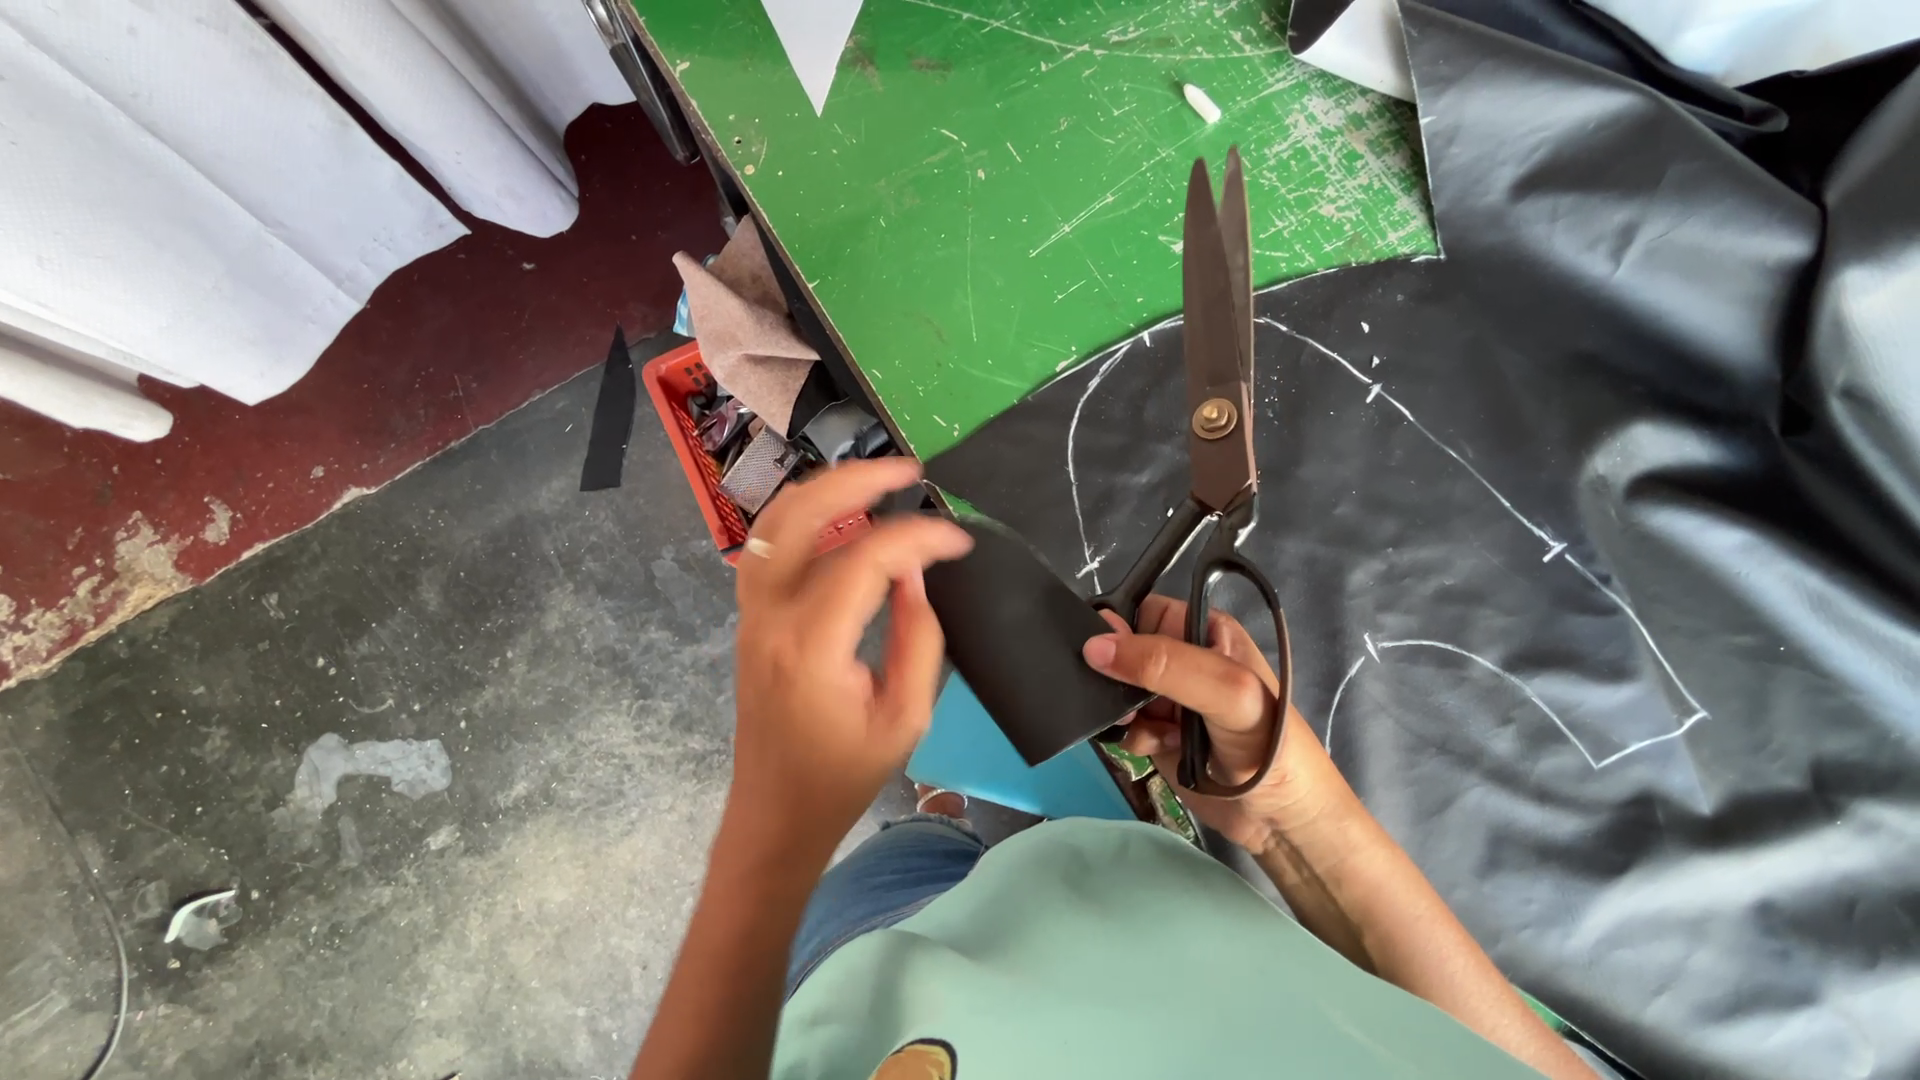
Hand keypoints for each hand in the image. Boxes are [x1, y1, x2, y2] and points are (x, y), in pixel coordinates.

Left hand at [727, 459, 973, 860]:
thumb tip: (913, 570)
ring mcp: (751, 614)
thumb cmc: (843, 777)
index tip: (959, 540)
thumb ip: (918, 635)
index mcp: (812, 645)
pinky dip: (803, 518)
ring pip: (775, 523)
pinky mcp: (750, 620)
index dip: (918, 538)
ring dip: (824, 490)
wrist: (774, 815)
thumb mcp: (905, 716)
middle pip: (802, 516)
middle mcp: (770, 616)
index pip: (867, 559)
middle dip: (857, 481)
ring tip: (874, 480)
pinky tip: (839, 515)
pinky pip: (769, 548)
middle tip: (909, 471)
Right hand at [1082, 596, 1350, 854]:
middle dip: (1114, 674)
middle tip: (1123, 697)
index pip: (1145, 612)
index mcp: (1206, 631)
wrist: (1281, 819)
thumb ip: (1163, 664)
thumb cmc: (1267, 745)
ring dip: (1120, 708)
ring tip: (1140, 724)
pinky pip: (1124, 724)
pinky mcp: (1159, 734)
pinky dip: (1130, 735)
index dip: (1121, 629)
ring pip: (1118, 689)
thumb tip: (1094, 648)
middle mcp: (1186, 659)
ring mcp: (1170, 699)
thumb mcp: (1225, 691)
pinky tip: (1154, 746)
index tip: (1103, 653)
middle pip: (1125, 650)